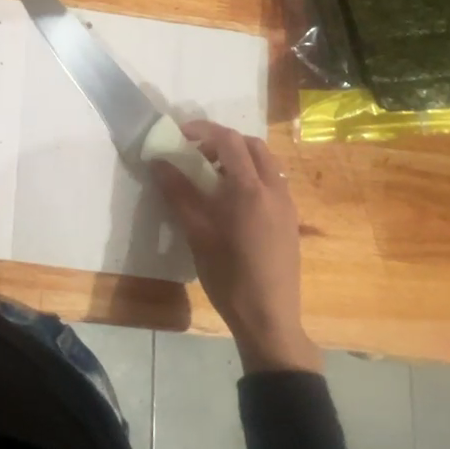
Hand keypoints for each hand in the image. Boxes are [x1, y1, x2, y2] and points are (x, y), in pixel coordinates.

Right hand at [152, 121, 321, 374]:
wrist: (269, 318)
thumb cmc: (228, 276)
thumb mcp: (197, 233)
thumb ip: (178, 193)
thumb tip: (158, 162)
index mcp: (250, 190)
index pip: (229, 141)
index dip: (204, 130)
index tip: (179, 135)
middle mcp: (275, 190)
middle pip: (253, 145)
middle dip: (223, 141)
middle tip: (195, 153)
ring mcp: (287, 205)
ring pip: (266, 163)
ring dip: (239, 157)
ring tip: (212, 176)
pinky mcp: (291, 220)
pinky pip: (272, 182)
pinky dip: (251, 175)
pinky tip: (231, 200)